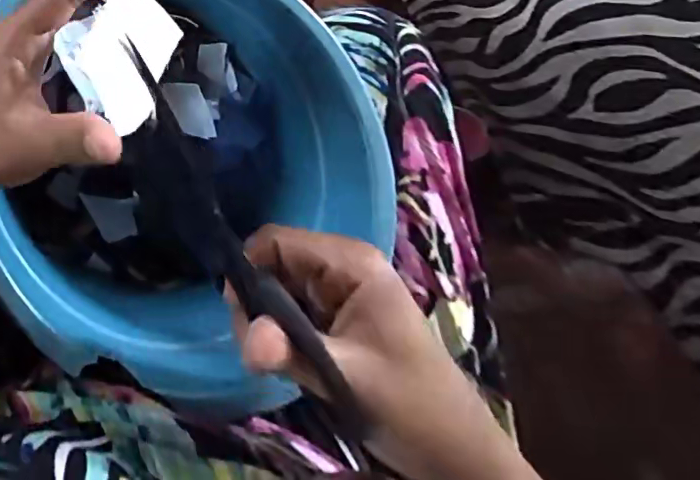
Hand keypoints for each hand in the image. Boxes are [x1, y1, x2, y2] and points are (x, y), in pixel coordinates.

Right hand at [228, 226, 536, 479]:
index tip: (240, 316)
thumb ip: (294, 354)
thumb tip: (249, 343)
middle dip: (257, 302)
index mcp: (350, 261)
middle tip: (257, 349)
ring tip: (275, 359)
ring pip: (278, 285)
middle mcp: (342, 263)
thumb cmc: (412, 407)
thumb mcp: (349, 379)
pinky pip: (291, 306)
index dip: (249, 271)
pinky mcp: (336, 311)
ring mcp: (339, 286)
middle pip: (273, 262)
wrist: (459, 457)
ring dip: (268, 320)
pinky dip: (281, 330)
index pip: (275, 241)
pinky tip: (287, 358)